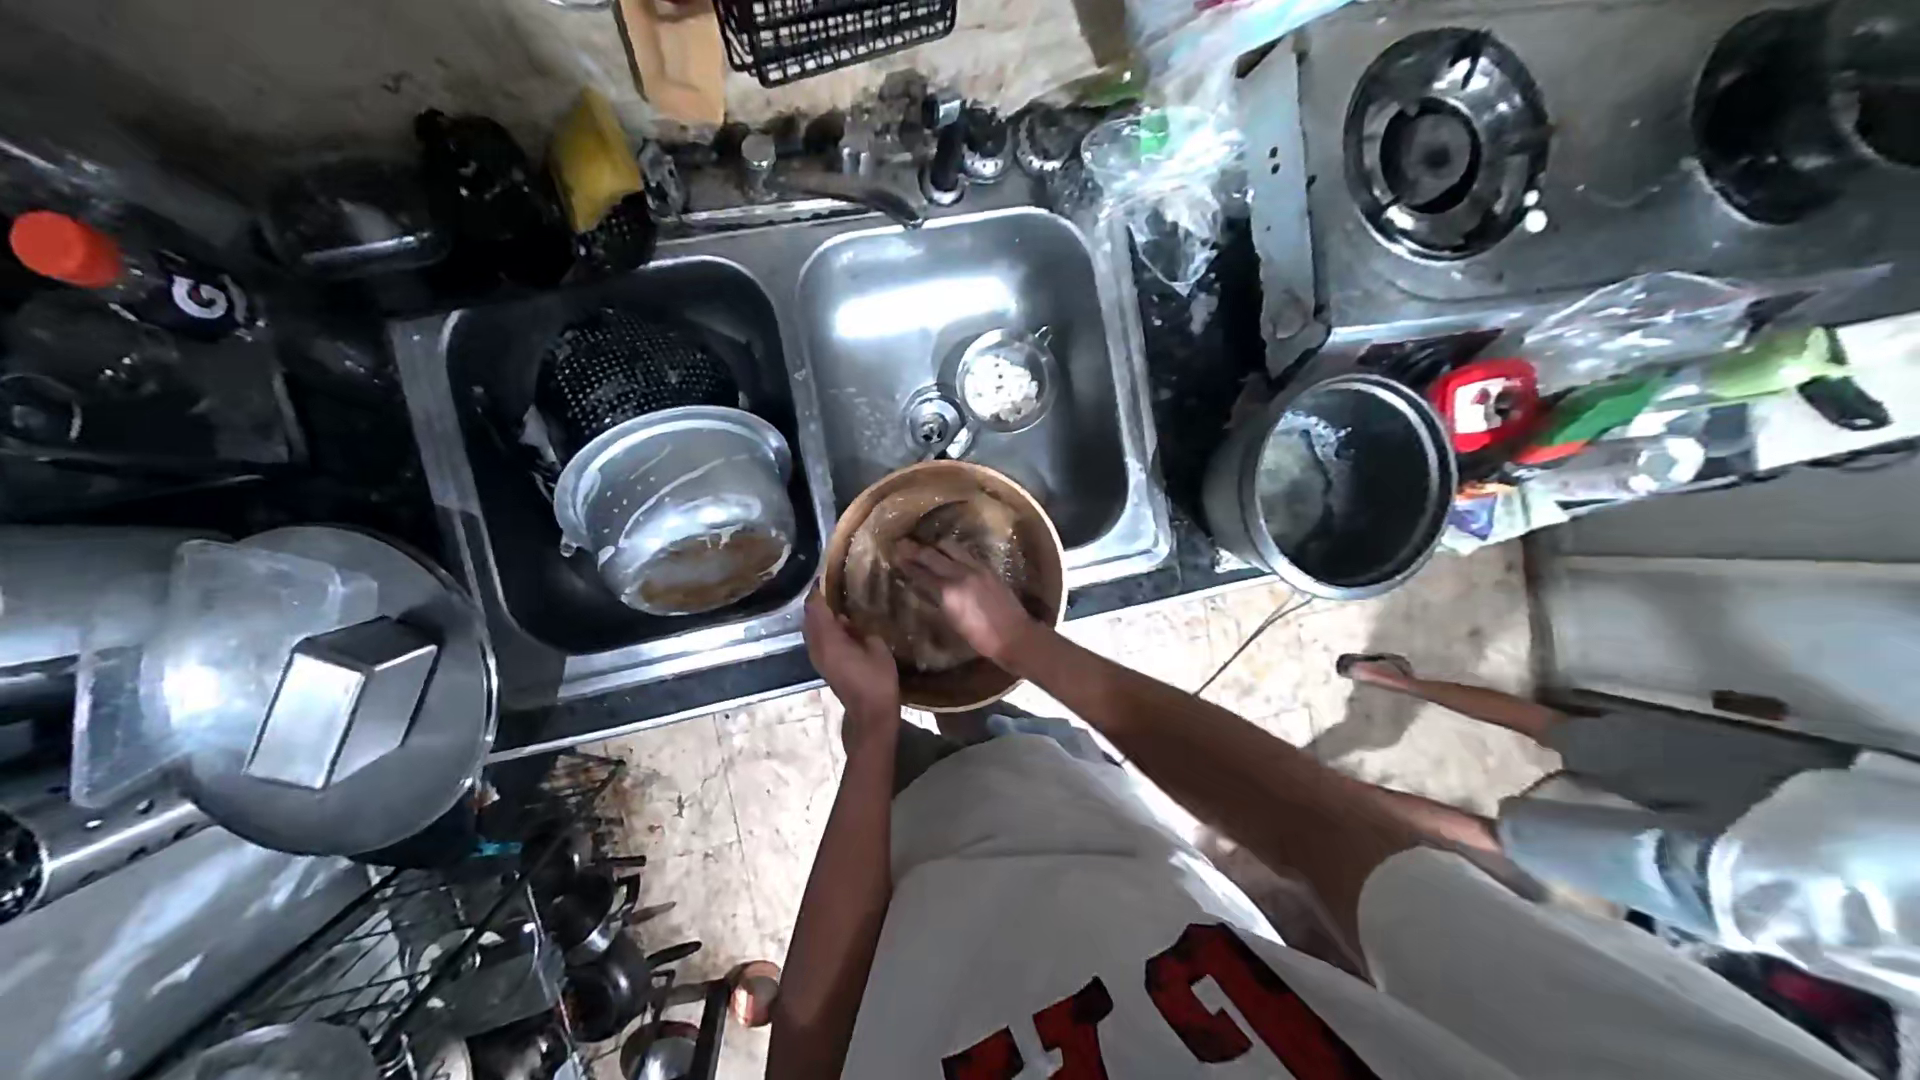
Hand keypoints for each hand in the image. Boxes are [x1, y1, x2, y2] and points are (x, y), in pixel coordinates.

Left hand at [803, 585, 899, 751]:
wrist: (870, 714)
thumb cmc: (877, 680)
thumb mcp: (877, 648)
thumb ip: (861, 630)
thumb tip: (849, 619)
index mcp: (829, 640)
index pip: (816, 608)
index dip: (819, 591)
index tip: (826, 575)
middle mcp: (817, 648)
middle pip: (810, 618)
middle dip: (818, 602)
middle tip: (833, 586)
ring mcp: (818, 659)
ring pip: (812, 630)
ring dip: (820, 616)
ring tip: (838, 602)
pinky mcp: (824, 666)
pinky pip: (818, 640)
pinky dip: (824, 629)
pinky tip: (841, 625)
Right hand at [894, 539, 1043, 668]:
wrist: (1014, 636)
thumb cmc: (981, 638)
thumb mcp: (952, 623)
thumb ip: (937, 601)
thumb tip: (924, 587)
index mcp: (949, 592)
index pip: (921, 573)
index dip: (906, 565)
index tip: (896, 557)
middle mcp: (960, 574)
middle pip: (932, 555)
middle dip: (915, 549)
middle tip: (902, 543)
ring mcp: (976, 568)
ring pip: (950, 547)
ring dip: (935, 545)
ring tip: (926, 546)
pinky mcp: (988, 567)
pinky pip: (965, 552)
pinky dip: (953, 551)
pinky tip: (948, 553)